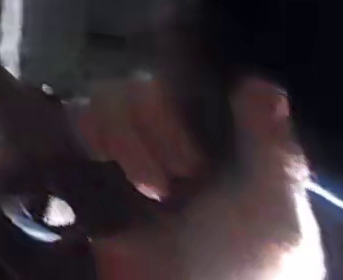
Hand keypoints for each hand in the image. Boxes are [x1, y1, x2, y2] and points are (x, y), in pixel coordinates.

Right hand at [75, 76, 323, 279]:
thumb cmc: (244, 268)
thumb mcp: (273, 219)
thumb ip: (268, 152)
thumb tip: (265, 81)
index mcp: (214, 148)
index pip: (171, 91)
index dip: (167, 113)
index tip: (189, 159)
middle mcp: (166, 142)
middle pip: (129, 93)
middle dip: (142, 133)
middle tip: (165, 184)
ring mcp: (124, 155)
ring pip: (97, 107)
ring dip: (117, 143)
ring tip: (140, 192)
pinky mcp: (88, 169)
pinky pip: (69, 127)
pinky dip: (80, 139)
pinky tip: (101, 166)